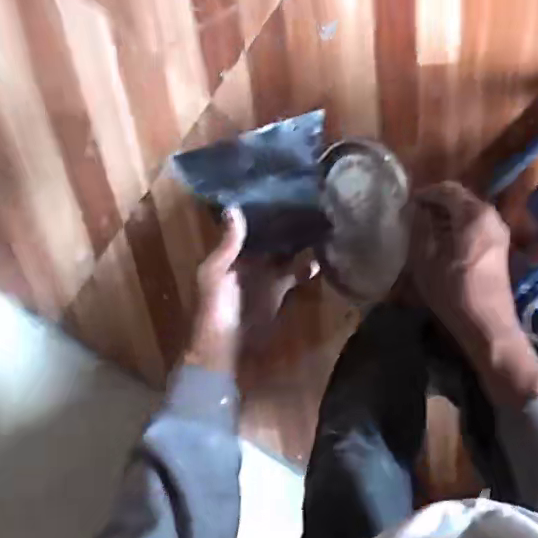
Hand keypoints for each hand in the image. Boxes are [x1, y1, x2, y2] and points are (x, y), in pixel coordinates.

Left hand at [184, 208, 313, 374]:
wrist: (223, 349)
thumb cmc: (213, 310)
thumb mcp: (215, 274)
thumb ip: (227, 245)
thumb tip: (235, 208)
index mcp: (232, 252)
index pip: (250, 224)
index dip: (263, 208)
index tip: (282, 188)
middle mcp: (251, 259)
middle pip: (272, 236)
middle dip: (288, 222)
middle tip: (311, 201)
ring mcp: (268, 275)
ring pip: (288, 252)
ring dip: (303, 242)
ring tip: (323, 222)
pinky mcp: (281, 292)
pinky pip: (297, 274)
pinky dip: (310, 266)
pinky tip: (325, 255)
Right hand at [408, 182, 537, 405]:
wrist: (489, 327)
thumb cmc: (454, 294)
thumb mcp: (426, 261)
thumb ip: (420, 229)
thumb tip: (416, 210)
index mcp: (474, 214)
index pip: (446, 189)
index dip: (424, 194)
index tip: (406, 205)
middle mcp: (491, 216)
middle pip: (460, 198)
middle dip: (436, 203)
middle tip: (413, 216)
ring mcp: (499, 231)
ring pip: (468, 211)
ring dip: (447, 216)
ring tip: (425, 230)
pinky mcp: (500, 247)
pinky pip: (476, 225)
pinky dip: (459, 227)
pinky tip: (443, 243)